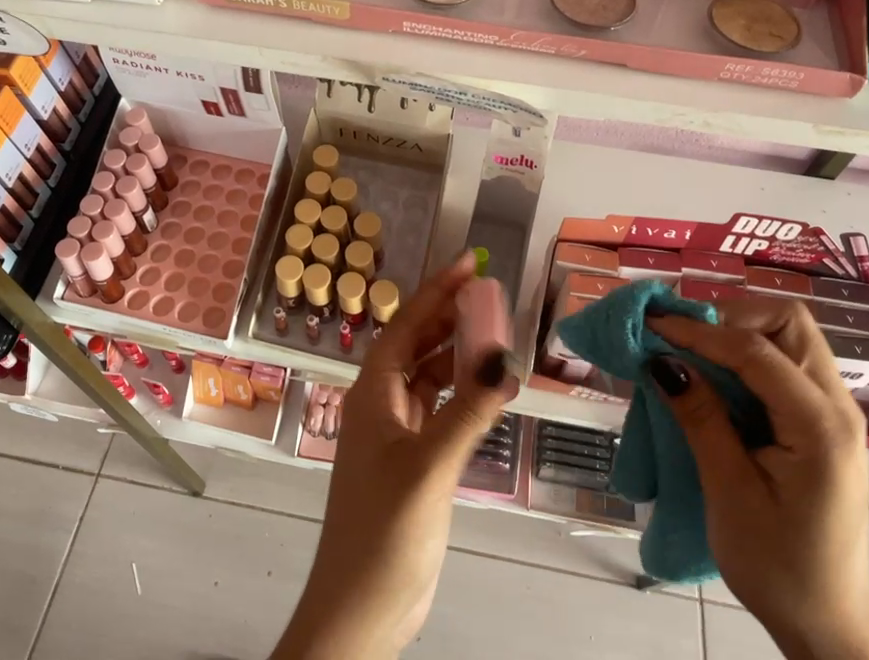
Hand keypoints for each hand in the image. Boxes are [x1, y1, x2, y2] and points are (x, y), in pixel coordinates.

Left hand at [273, 252, 518, 658]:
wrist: (363, 605)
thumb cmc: (385, 531)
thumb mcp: (429, 467)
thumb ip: (468, 412)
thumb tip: (505, 361)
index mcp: (372, 395)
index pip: (406, 327)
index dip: (436, 291)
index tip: (470, 262)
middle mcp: (381, 405)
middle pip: (417, 345)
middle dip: (449, 315)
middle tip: (491, 292)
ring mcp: (396, 434)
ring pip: (429, 377)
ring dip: (458, 354)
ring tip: (497, 332)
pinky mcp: (413, 460)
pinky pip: (439, 409)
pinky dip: (462, 393)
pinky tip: (488, 388)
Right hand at [647, 295, 868, 659]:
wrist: (825, 619)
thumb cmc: (777, 565)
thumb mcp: (729, 493)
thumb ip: (702, 418)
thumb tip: (662, 360)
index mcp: (821, 425)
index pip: (756, 350)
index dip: (698, 331)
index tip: (649, 326)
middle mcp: (837, 405)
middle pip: (788, 323)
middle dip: (728, 315)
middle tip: (676, 335)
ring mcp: (832, 412)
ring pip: (787, 337)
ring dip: (735, 331)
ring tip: (685, 350)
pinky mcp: (817, 422)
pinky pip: (783, 365)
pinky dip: (743, 356)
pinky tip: (709, 375)